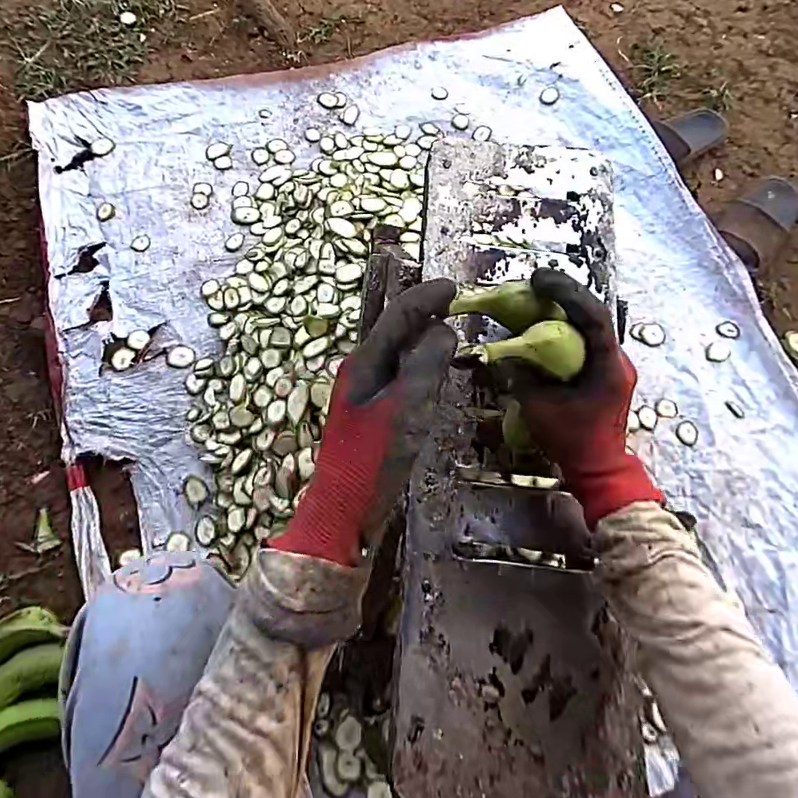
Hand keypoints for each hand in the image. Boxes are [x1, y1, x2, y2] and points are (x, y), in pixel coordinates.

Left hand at [270, 278, 456, 566]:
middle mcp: (360, 371)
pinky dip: (419, 366)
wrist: (343, 510)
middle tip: (455, 303)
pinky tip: (433, 374)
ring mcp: (363, 393)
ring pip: (396, 354)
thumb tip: (442, 330)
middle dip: (422, 313)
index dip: (425, 298)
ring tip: (449, 329)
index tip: (452, 287)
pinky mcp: (371, 415)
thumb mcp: (405, 410)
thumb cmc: (372, 459)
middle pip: (394, 331)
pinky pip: (399, 377)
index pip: (397, 317)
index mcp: (364, 363)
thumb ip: (425, 366)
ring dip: (420, 337)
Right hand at [507, 268, 659, 526]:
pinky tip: (541, 324)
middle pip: (593, 314)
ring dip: (562, 308)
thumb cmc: (573, 441)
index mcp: (608, 366)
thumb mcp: (539, 407)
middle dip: (563, 294)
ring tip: (534, 297)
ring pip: (588, 324)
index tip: (538, 281)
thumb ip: (522, 376)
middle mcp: (616, 360)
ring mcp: (612, 365)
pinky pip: (583, 339)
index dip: (566, 293)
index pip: (593, 317)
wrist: (600, 469)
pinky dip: (562, 327)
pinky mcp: (603, 371)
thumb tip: (505, 352)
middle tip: (534, 282)